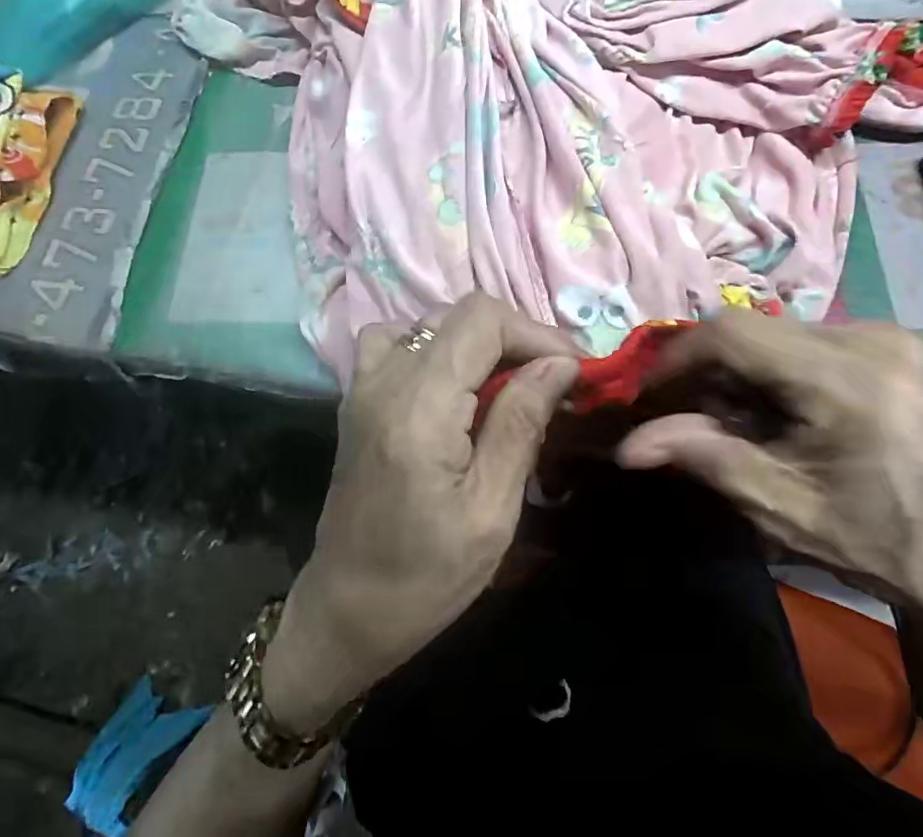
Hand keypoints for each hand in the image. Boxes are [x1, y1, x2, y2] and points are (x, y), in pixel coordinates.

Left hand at [262, 295, 579, 732]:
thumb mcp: (491, 510)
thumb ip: (520, 424)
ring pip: (427, 324)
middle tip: (552, 383)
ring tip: (505, 384)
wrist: (349, 606)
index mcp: (419, 406)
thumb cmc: (427, 576)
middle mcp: (383, 380)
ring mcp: (362, 386)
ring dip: (474, 343)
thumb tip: (559, 363)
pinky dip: (433, 349)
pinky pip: (394, 344)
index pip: (480, 320)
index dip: (535, 332)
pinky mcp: (355, 400)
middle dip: (514, 338)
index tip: (574, 371)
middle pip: (457, 315)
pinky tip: (453, 390)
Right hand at [614, 311, 922, 611]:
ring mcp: (886, 336)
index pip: (734, 333)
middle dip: (703, 366)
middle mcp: (873, 340)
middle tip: (685, 411)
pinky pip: (797, 336)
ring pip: (769, 329)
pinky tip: (768, 406)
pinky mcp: (889, 342)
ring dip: (733, 366)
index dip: (678, 356)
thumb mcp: (774, 503)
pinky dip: (765, 365)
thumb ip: (700, 457)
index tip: (650, 393)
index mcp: (851, 381)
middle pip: (749, 327)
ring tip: (728, 415)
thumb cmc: (870, 541)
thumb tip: (626, 445)